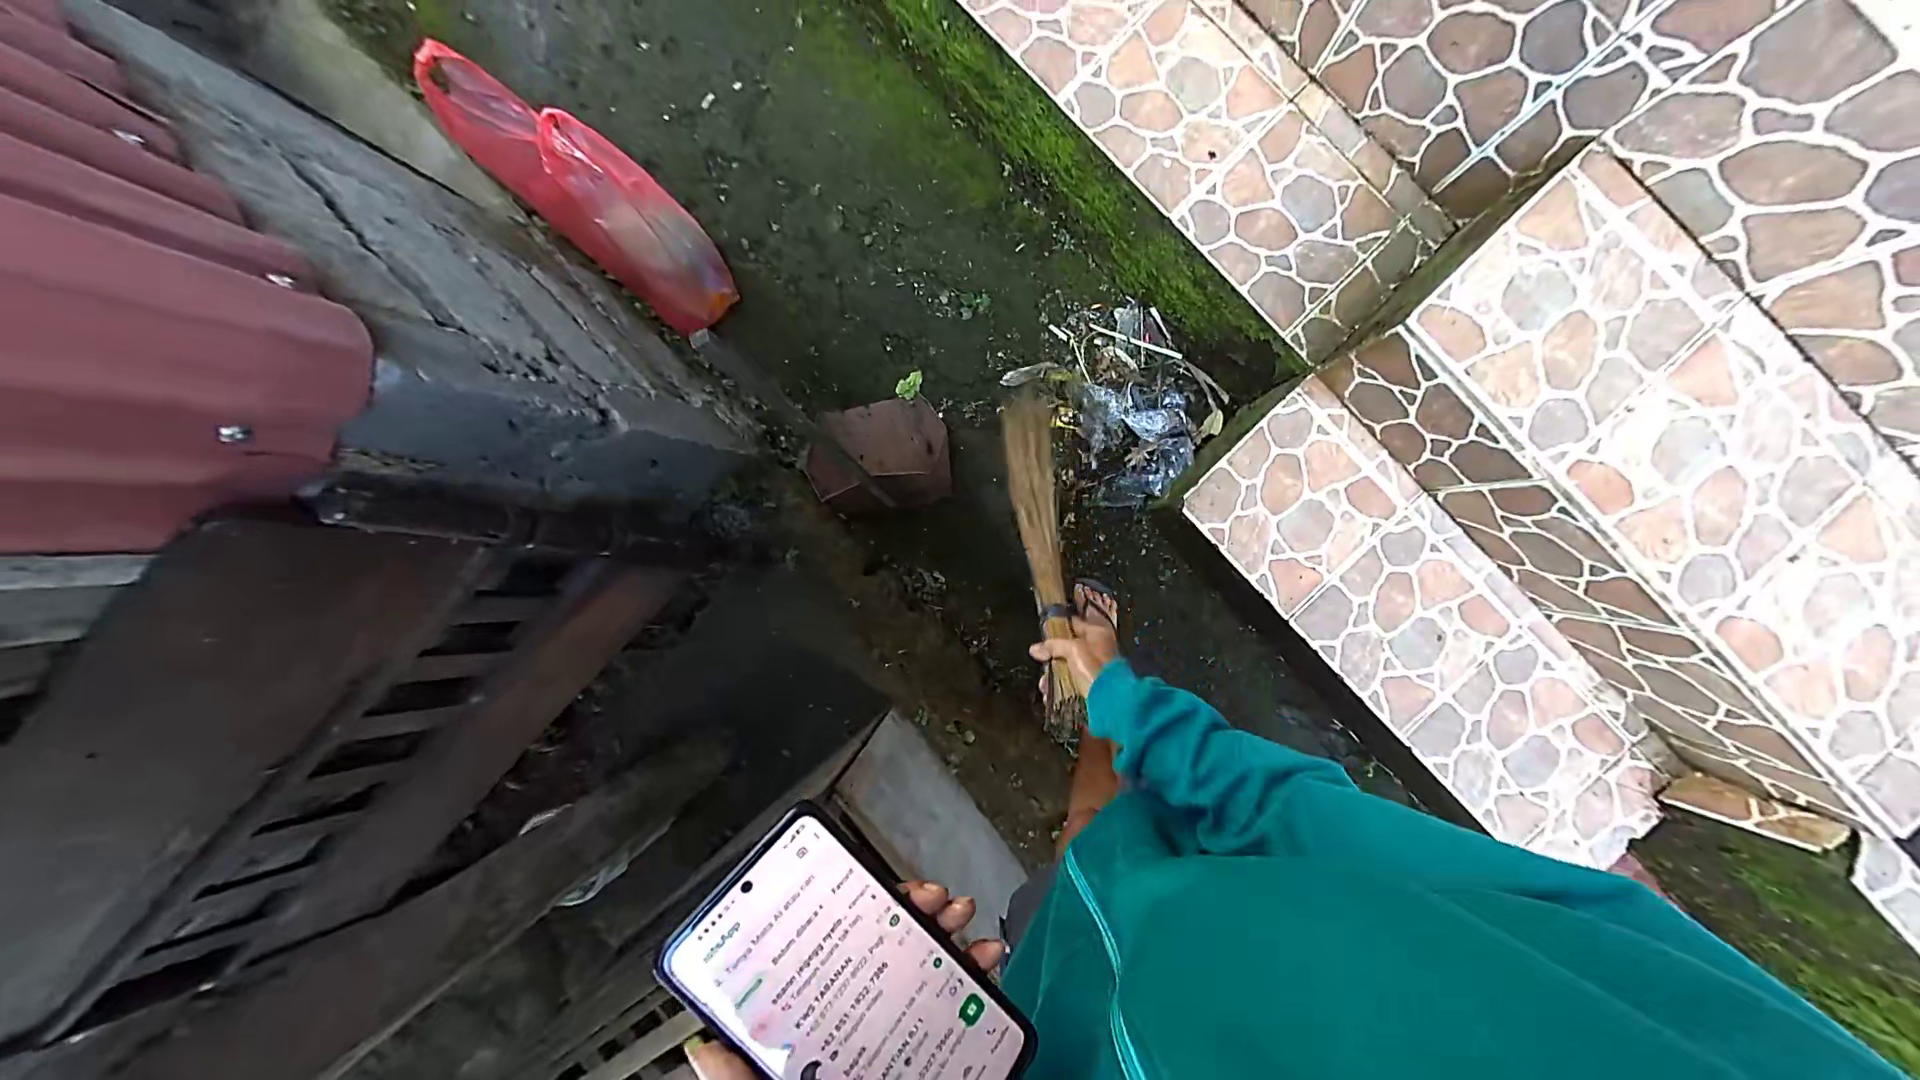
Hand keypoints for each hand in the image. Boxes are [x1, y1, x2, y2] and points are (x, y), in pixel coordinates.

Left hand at [682, 882, 1005, 1079]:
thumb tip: (703, 1048)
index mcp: (827, 1023)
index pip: (843, 949)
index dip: (871, 912)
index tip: (895, 894)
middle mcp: (866, 1017)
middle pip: (895, 945)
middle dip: (922, 913)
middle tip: (938, 902)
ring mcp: (903, 1031)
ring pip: (933, 964)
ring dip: (955, 936)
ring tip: (965, 923)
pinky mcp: (937, 1050)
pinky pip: (961, 1002)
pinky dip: (978, 975)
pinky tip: (986, 962)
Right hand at [1028, 612, 1119, 697]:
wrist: (1111, 698)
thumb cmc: (1093, 666)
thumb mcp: (1072, 649)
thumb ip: (1053, 646)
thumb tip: (1034, 649)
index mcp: (1097, 633)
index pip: (1074, 622)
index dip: (1058, 625)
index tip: (1042, 630)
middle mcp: (1097, 648)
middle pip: (1069, 646)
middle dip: (1052, 654)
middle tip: (1040, 659)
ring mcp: (1095, 666)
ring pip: (1068, 665)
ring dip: (1053, 673)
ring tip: (1044, 684)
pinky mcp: (1090, 684)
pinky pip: (1071, 680)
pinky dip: (1059, 685)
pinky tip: (1049, 691)